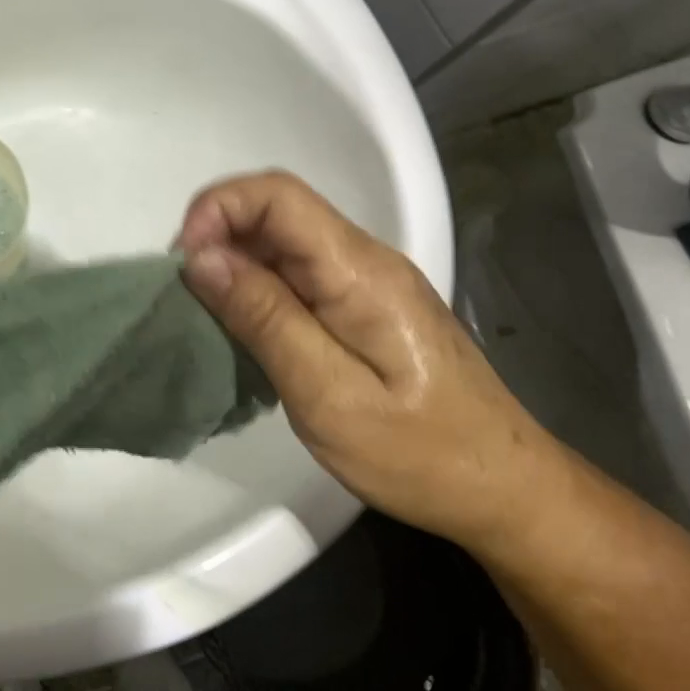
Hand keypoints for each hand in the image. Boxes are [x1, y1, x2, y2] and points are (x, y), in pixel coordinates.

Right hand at [177, 172, 571, 546]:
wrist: (506, 494)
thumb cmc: (420, 453)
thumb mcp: (328, 395)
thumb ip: (264, 319)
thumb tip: (201, 257)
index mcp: (361, 272)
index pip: (278, 195)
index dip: (217, 208)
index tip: (183, 262)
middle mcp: (365, 260)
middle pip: (276, 211)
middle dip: (215, 235)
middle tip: (183, 294)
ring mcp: (366, 283)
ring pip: (280, 242)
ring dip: (230, 263)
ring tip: (203, 314)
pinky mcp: (362, 307)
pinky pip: (293, 272)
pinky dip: (252, 287)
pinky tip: (240, 329)